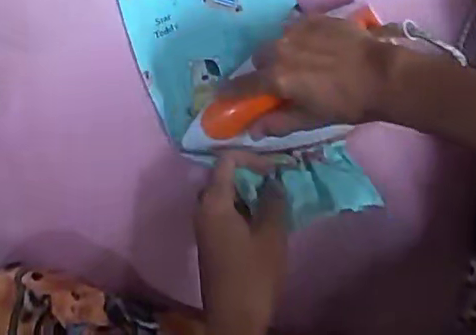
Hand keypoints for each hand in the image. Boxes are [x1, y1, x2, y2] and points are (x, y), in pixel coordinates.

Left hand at [196, 152, 286, 334]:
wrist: (233, 317)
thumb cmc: (253, 276)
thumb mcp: (271, 237)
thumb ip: (273, 203)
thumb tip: (274, 181)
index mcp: (213, 200)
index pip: (225, 160)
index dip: (250, 157)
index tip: (273, 167)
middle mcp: (201, 204)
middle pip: (221, 174)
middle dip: (247, 173)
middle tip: (273, 179)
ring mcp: (202, 220)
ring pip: (222, 193)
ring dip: (244, 191)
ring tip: (270, 197)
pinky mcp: (207, 236)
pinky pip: (221, 208)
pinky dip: (239, 205)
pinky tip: (258, 217)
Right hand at [236, 14, 405, 135]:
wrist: (383, 74)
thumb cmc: (348, 103)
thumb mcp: (314, 119)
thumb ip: (279, 122)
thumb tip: (252, 130)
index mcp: (276, 77)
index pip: (242, 84)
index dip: (232, 91)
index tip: (224, 94)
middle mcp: (277, 49)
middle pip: (259, 59)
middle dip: (266, 70)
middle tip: (285, 81)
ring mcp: (292, 30)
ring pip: (275, 41)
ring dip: (282, 52)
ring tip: (305, 62)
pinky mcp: (309, 18)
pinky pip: (293, 28)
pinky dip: (299, 38)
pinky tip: (319, 48)